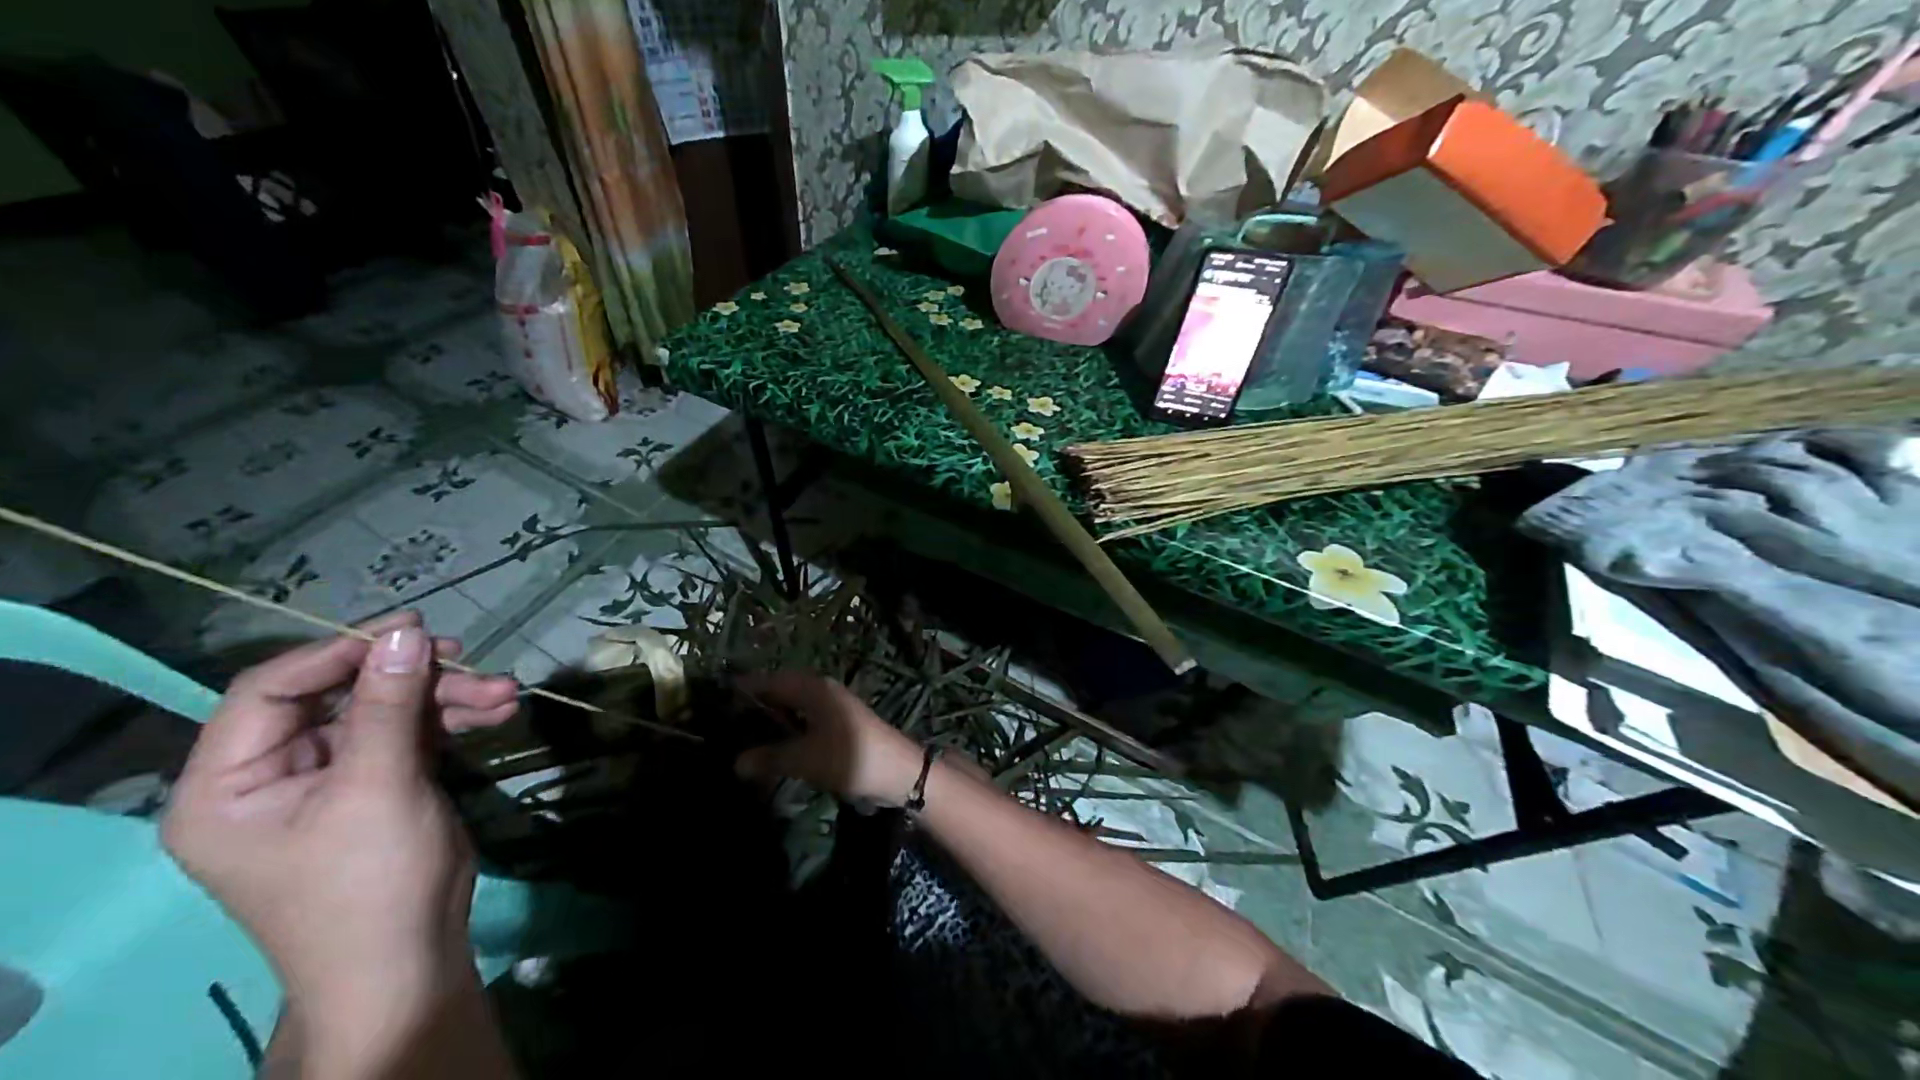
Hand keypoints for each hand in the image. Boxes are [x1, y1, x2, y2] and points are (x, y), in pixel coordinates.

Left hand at [161, 612, 519, 1071]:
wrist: (412, 960)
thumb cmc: (370, 882)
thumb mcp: (380, 787)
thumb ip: (390, 705)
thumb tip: (407, 632)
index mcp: (226, 784)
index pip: (268, 692)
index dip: (337, 654)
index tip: (410, 630)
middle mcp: (271, 775)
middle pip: (341, 698)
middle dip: (414, 681)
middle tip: (471, 659)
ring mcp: (330, 780)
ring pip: (386, 713)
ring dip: (448, 698)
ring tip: (505, 693)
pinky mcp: (379, 785)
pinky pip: (411, 735)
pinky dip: (453, 721)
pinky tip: (498, 712)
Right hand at [733, 672, 922, 804]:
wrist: (899, 773)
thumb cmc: (849, 757)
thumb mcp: (804, 759)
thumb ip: (769, 758)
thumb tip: (736, 763)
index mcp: (813, 687)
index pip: (768, 681)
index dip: (742, 691)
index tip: (715, 705)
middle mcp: (820, 691)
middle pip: (779, 692)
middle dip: (754, 708)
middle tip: (724, 727)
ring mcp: (831, 708)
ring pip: (791, 709)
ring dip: (770, 723)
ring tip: (741, 741)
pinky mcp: (838, 727)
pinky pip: (803, 723)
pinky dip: (786, 733)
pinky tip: (772, 751)